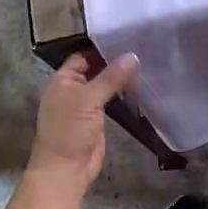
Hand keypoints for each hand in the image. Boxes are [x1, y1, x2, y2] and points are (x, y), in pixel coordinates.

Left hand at [28, 51, 139, 188]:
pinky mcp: (97, 120)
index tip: (126, 38)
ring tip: (145, 63)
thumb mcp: (89, 99)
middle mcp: (72, 90)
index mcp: (62, 81)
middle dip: (114, 62)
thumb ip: (111, 77)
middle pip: (95, 70)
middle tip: (142, 48)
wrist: (66, 169)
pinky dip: (123, 94)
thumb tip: (132, 56)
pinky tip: (140, 86)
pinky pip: (111, 101)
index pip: (83, 56)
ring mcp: (85, 106)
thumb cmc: (69, 130)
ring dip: (120, 79)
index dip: (101, 48)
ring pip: (104, 86)